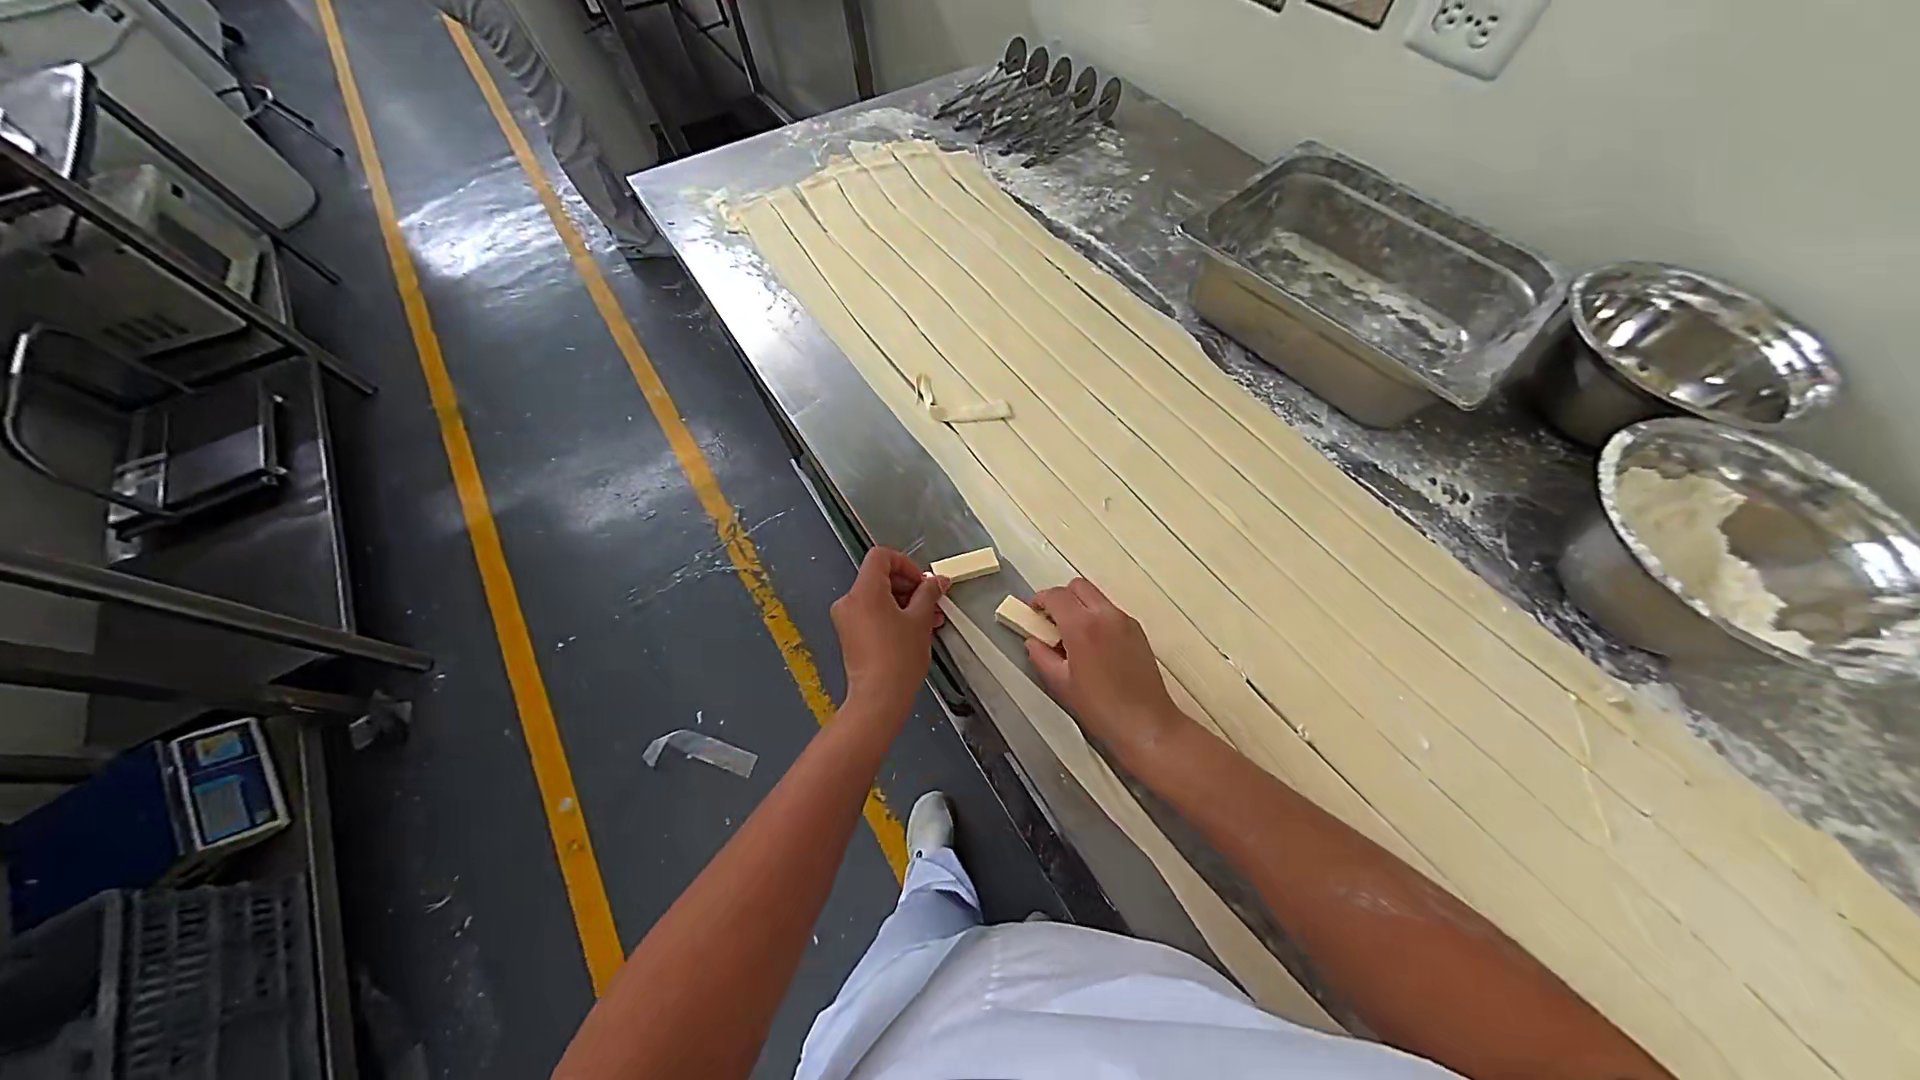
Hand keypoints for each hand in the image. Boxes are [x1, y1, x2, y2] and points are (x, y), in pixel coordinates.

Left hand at [831, 547, 947, 717]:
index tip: (922, 581)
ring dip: (904, 602)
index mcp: (864, 591)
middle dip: (908, 586)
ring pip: (877, 597)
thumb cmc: (898, 659)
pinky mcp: (850, 635)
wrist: (879, 698)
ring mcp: (847, 619)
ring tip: (929, 618)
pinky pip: (872, 613)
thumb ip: (929, 593)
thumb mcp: (920, 620)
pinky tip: (914, 629)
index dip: (905, 564)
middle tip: (931, 600)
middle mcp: (850, 601)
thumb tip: (937, 581)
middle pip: (879, 577)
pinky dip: (892, 615)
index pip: (881, 557)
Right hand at [1025, 579, 1188, 754]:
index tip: (1033, 613)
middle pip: (1077, 586)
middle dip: (1061, 598)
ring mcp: (1124, 621)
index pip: (1056, 595)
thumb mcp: (1060, 683)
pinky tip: (1092, 644)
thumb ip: (1041, 656)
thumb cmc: (1103, 708)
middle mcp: (1105, 616)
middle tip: (1050, 621)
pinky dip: (1097, 616)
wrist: (1145, 723)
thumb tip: (1033, 643)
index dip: (1040, 601)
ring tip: (1071, 636)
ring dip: (1079, 606)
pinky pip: (1110, 611)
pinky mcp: (1137, 631)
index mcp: (1082, 626)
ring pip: (1096, 596)